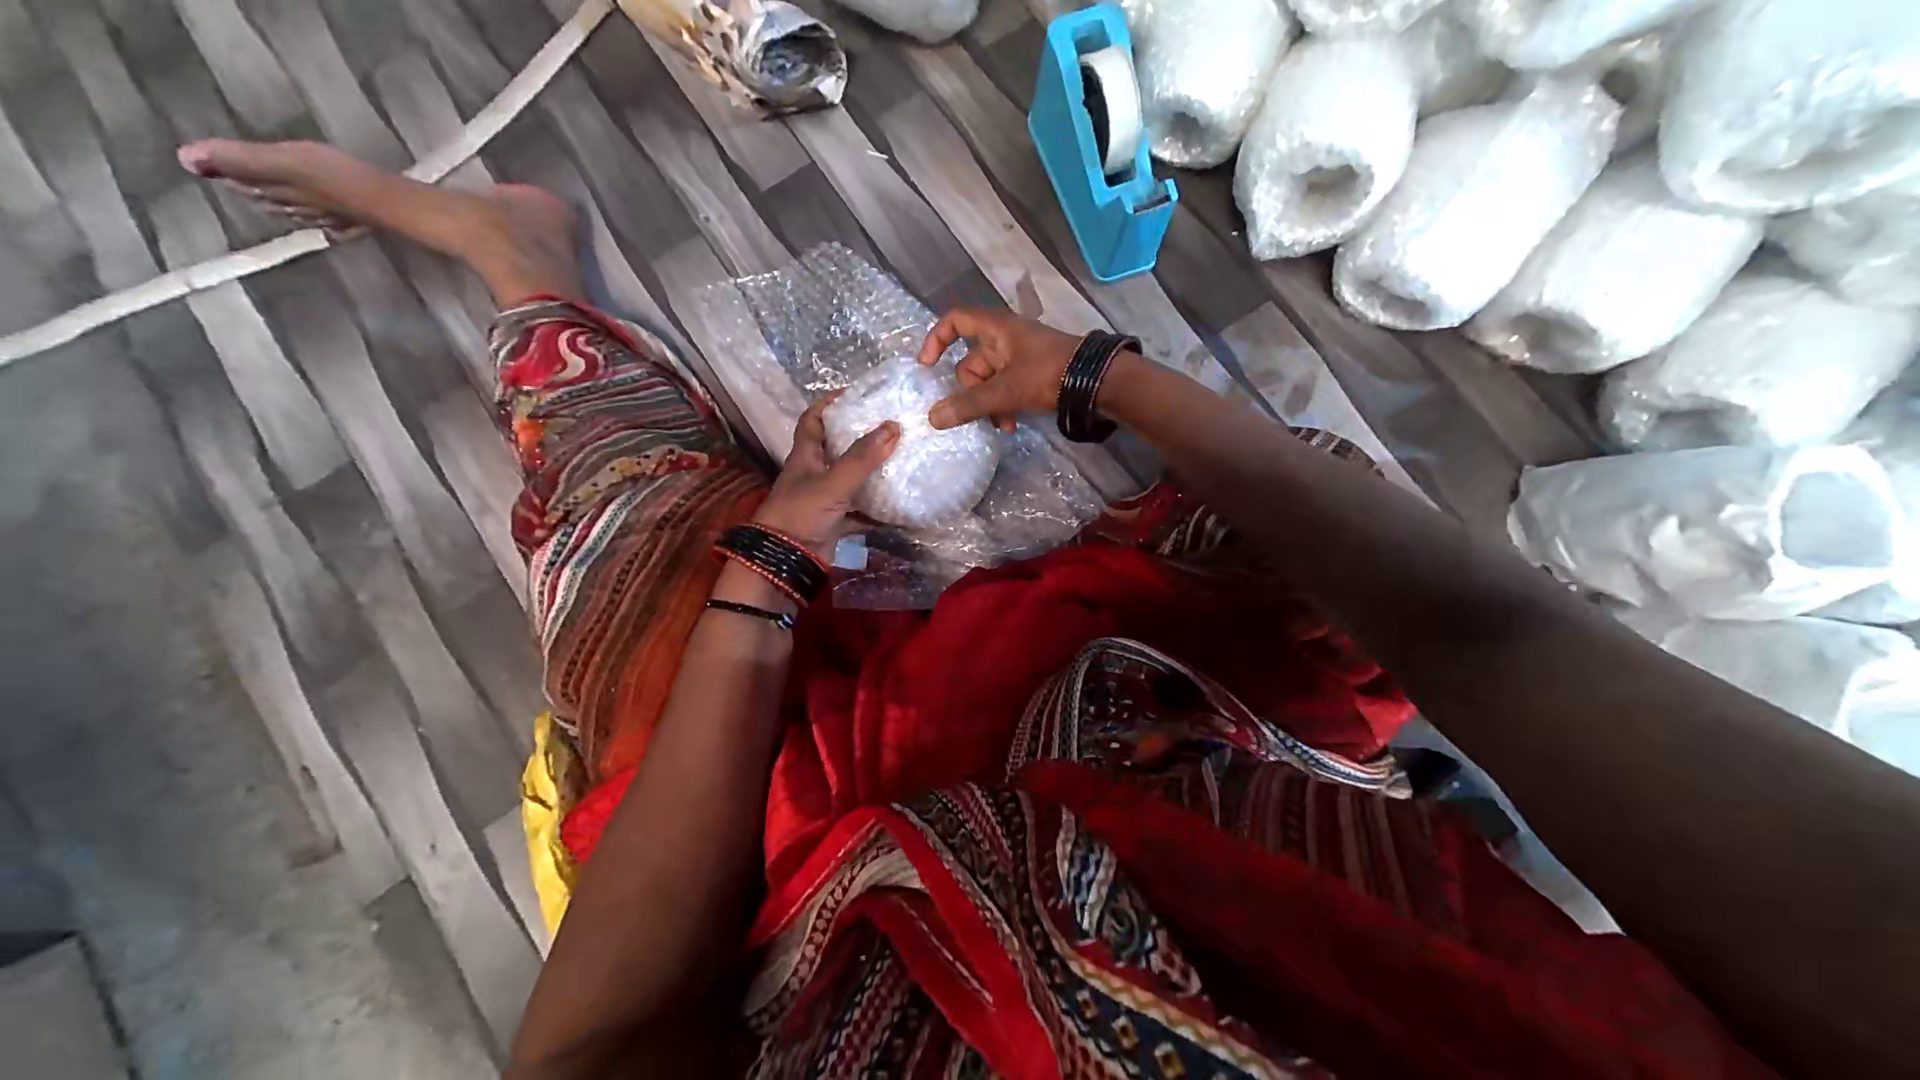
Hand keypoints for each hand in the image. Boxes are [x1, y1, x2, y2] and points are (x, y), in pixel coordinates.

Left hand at [751, 391, 899, 555]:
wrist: (786, 559)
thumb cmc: (801, 512)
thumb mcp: (833, 482)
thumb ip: (862, 458)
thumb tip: (893, 426)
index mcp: (805, 456)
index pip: (812, 420)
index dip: (827, 404)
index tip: (852, 394)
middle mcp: (814, 473)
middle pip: (836, 448)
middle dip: (859, 437)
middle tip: (888, 426)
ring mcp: (824, 499)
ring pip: (851, 479)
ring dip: (872, 472)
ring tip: (900, 459)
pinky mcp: (834, 522)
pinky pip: (860, 512)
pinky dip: (877, 511)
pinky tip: (899, 506)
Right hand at [915, 308, 1081, 431]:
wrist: (1095, 380)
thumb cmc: (1047, 374)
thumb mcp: (1005, 391)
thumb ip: (969, 405)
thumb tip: (933, 418)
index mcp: (995, 329)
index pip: (955, 321)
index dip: (936, 339)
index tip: (927, 365)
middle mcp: (1004, 338)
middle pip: (970, 362)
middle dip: (971, 391)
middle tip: (978, 412)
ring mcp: (1018, 355)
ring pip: (988, 380)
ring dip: (988, 403)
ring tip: (1000, 425)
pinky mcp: (1031, 372)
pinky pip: (1004, 387)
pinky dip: (1003, 404)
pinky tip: (1011, 424)